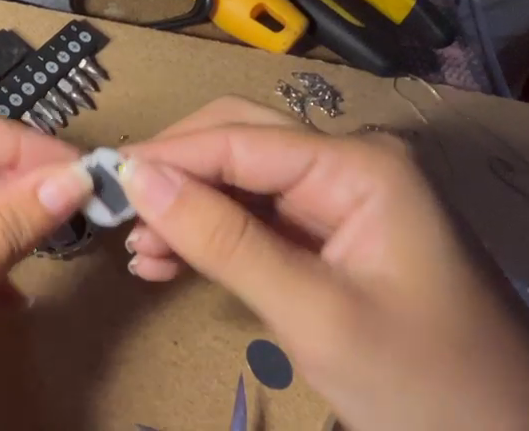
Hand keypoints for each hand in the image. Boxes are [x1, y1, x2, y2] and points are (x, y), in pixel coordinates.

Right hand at [118, 98, 528, 430]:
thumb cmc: (430, 388)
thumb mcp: (314, 314)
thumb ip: (220, 238)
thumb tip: (133, 174)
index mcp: (358, 164)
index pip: (235, 140)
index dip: (163, 156)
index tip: (98, 179)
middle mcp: (348, 164)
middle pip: (234, 144)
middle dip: (173, 176)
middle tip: (115, 210)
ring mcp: (343, 201)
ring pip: (239, 181)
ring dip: (185, 209)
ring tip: (137, 249)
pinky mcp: (336, 239)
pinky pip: (256, 218)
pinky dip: (211, 236)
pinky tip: (168, 260)